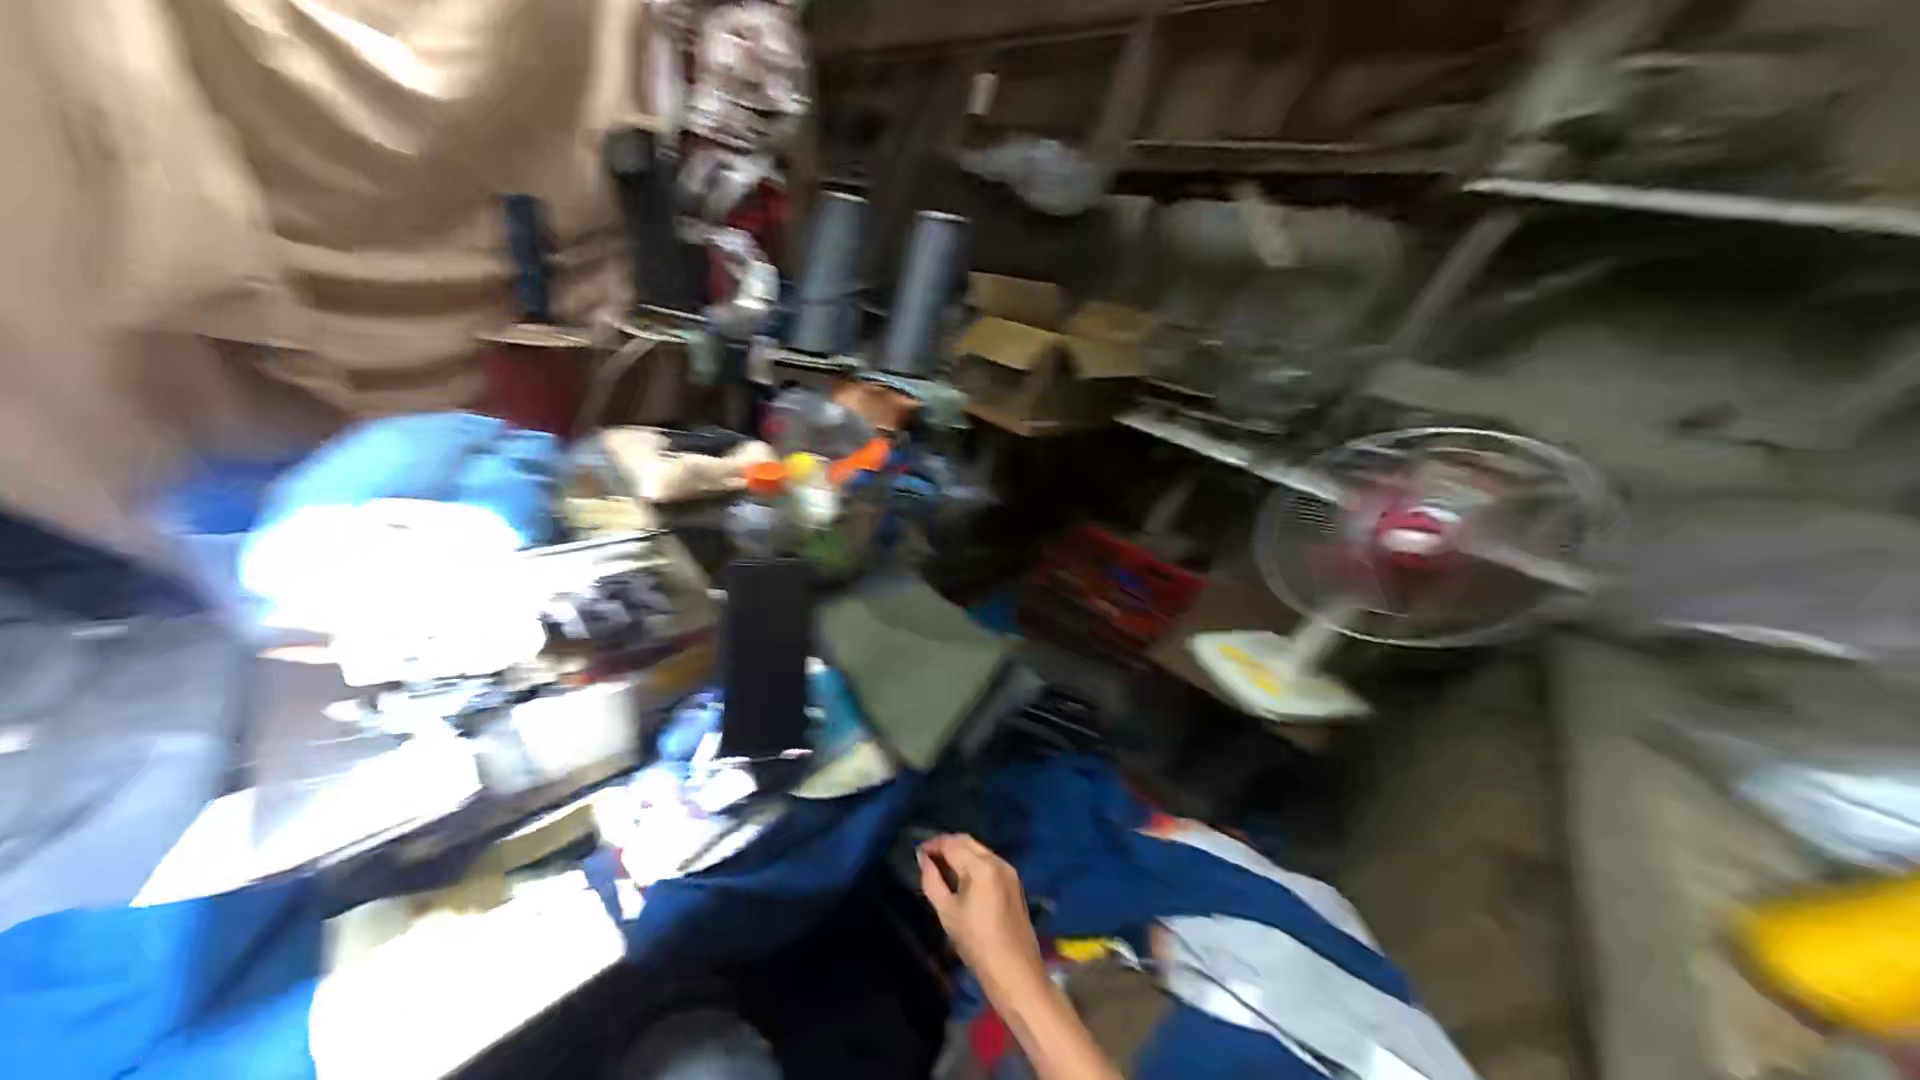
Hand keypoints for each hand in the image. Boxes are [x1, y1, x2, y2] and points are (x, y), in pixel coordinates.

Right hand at [918, 834, 1044, 995]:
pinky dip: (974, 861)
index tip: (918, 853)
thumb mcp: (947, 913)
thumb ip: (932, 881)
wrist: (1015, 971)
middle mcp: (997, 861)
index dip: (933, 844)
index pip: (952, 844)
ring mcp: (1009, 870)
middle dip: (947, 844)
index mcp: (981, 867)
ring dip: (961, 852)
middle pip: (967, 841)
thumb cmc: (976, 943)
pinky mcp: (1015, 882)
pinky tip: (963, 877)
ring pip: (980, 849)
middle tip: (928, 858)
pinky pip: (990, 861)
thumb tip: (923, 860)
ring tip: (943, 867)